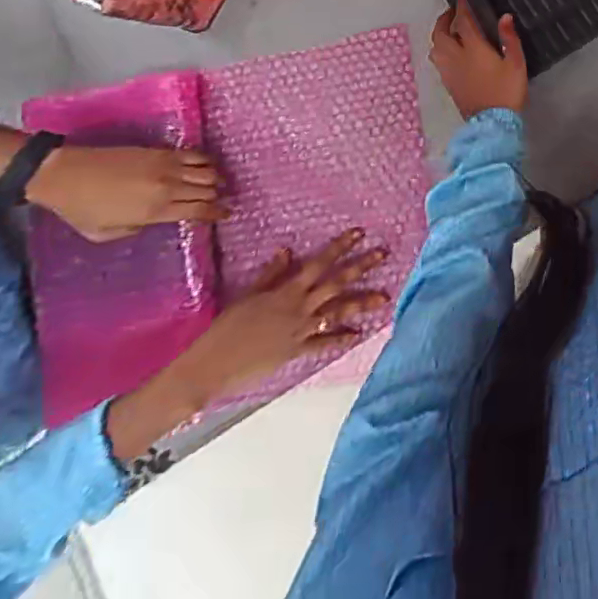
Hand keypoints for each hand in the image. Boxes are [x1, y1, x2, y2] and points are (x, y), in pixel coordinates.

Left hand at [28, 145, 227, 242]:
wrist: (63, 174)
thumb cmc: (80, 209)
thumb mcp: (105, 234)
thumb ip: (137, 228)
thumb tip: (156, 218)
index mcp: (156, 210)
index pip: (200, 210)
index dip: (217, 213)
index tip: (226, 214)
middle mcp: (168, 187)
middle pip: (208, 190)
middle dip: (219, 197)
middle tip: (224, 199)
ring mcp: (166, 166)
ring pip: (207, 171)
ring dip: (216, 178)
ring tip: (218, 183)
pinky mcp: (160, 151)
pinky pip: (194, 155)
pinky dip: (206, 161)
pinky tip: (206, 166)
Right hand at [104, 229, 389, 459]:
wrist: (212, 366)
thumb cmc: (225, 328)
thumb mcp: (247, 296)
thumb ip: (270, 275)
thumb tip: (287, 251)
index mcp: (286, 291)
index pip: (318, 262)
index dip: (339, 247)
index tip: (359, 233)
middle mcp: (299, 308)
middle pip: (336, 283)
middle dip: (361, 267)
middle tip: (383, 254)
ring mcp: (301, 330)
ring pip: (338, 312)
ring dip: (362, 303)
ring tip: (385, 297)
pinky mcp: (298, 351)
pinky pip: (325, 343)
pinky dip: (342, 338)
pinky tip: (359, 334)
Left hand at [431, 0, 527, 117]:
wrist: (492, 123)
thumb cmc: (507, 91)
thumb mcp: (516, 63)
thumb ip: (510, 39)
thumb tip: (504, 17)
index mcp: (473, 48)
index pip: (463, 21)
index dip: (461, 6)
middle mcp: (455, 56)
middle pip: (441, 33)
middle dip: (444, 20)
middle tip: (452, 13)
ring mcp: (448, 71)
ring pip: (436, 47)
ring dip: (439, 35)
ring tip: (448, 31)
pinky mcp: (447, 83)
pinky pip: (438, 61)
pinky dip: (441, 50)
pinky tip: (449, 53)